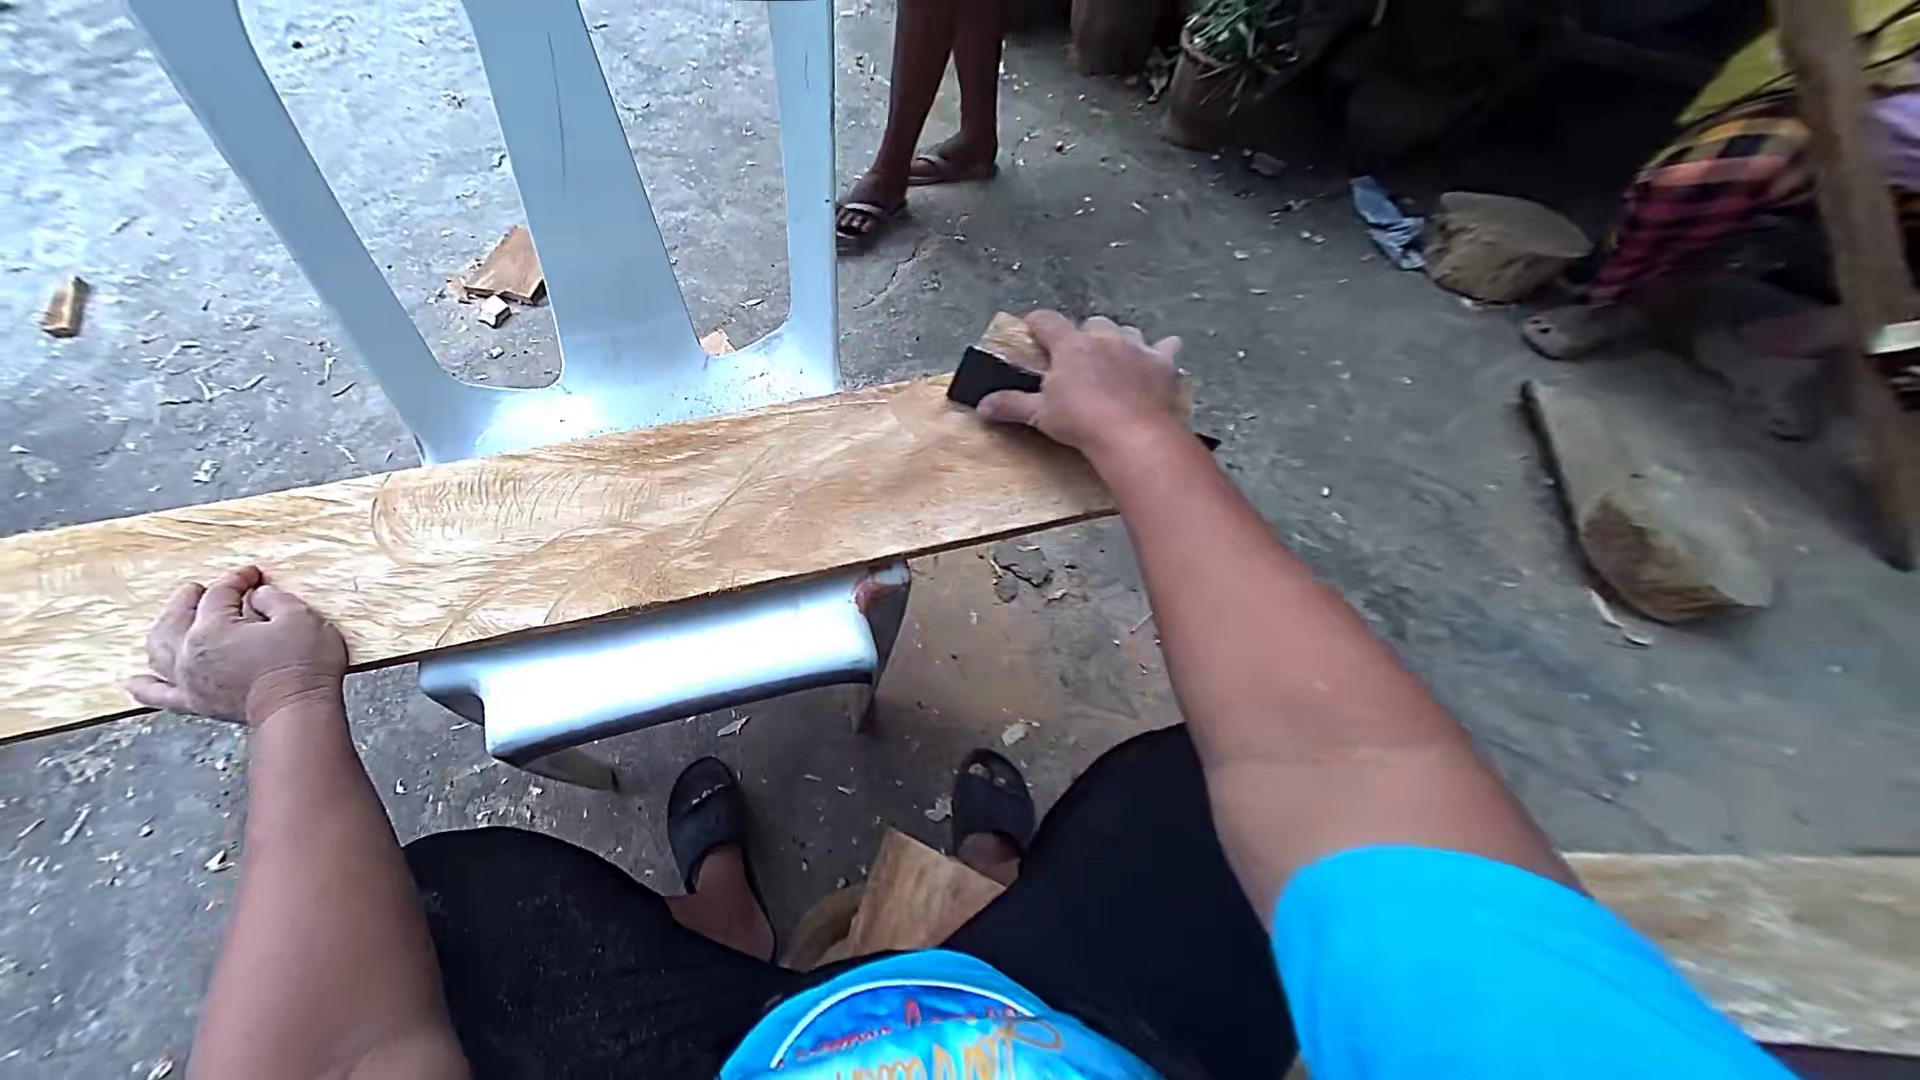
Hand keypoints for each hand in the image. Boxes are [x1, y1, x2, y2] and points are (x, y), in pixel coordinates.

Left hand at [126, 566, 347, 725]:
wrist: (297, 706)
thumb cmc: (304, 662)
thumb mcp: (302, 619)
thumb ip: (276, 601)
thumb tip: (258, 594)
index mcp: (213, 629)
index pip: (219, 595)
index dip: (236, 580)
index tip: (250, 572)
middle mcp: (188, 652)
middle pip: (177, 619)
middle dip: (186, 601)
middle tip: (194, 589)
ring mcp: (187, 678)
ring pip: (158, 650)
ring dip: (160, 632)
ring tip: (167, 621)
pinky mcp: (194, 701)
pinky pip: (157, 692)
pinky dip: (143, 685)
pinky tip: (135, 679)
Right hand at [976, 311, 1184, 461]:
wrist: (1131, 433)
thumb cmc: (1081, 422)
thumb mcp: (1040, 415)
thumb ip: (1011, 405)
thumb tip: (982, 405)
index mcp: (1070, 346)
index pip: (1048, 321)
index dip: (1038, 322)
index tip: (1032, 326)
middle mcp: (1104, 338)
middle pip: (1092, 323)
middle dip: (1084, 335)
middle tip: (1077, 356)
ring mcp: (1135, 347)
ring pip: (1126, 330)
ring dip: (1118, 339)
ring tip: (1113, 356)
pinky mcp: (1161, 362)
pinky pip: (1166, 346)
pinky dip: (1162, 349)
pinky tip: (1162, 353)